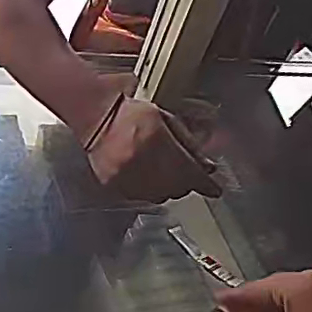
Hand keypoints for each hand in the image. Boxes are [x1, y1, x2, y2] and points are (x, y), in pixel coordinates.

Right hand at [85, 96, 221, 203]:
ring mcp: (126, 176)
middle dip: (186, 183)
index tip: (215, 190)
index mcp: (158, 141)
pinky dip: (148, 190)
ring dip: (168, 189)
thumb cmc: (131, 114)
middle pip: (177, 187)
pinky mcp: (114, 184)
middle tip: (187, 176)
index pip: (190, 172)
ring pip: (159, 196)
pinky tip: (147, 178)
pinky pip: (140, 196)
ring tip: (165, 175)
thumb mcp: (166, 121)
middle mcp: (142, 162)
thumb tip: (207, 166)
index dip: (206, 184)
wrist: (96, 117)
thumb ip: (188, 144)